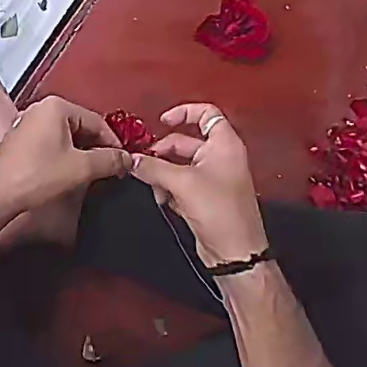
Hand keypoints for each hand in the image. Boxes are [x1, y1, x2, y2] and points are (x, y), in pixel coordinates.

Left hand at [0, 97, 132, 218]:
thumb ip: (110, 160)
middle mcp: (40, 111)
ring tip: (89, 175)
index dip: (113, 142)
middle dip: (96, 149)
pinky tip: (67, 175)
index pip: (97, 121)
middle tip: (108, 168)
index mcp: (55, 107)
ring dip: (80, 155)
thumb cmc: (30, 177)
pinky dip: (63, 158)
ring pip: (66, 137)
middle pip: (81, 127)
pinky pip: (51, 145)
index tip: (121, 158)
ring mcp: (28, 126)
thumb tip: (124, 158)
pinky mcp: (21, 142)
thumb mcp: (82, 168)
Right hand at [130, 103, 267, 266]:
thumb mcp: (183, 183)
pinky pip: (180, 183)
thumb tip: (133, 159)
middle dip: (163, 151)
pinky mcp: (204, 197)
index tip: (162, 121)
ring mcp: (212, 178)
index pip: (206, 113)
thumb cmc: (221, 212)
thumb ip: (154, 167)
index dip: (184, 112)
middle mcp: (220, 157)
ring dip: (163, 173)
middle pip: (185, 142)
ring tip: (154, 186)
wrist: (234, 254)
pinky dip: (169, 188)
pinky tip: (163, 200)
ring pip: (179, 165)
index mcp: (224, 144)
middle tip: (144, 161)